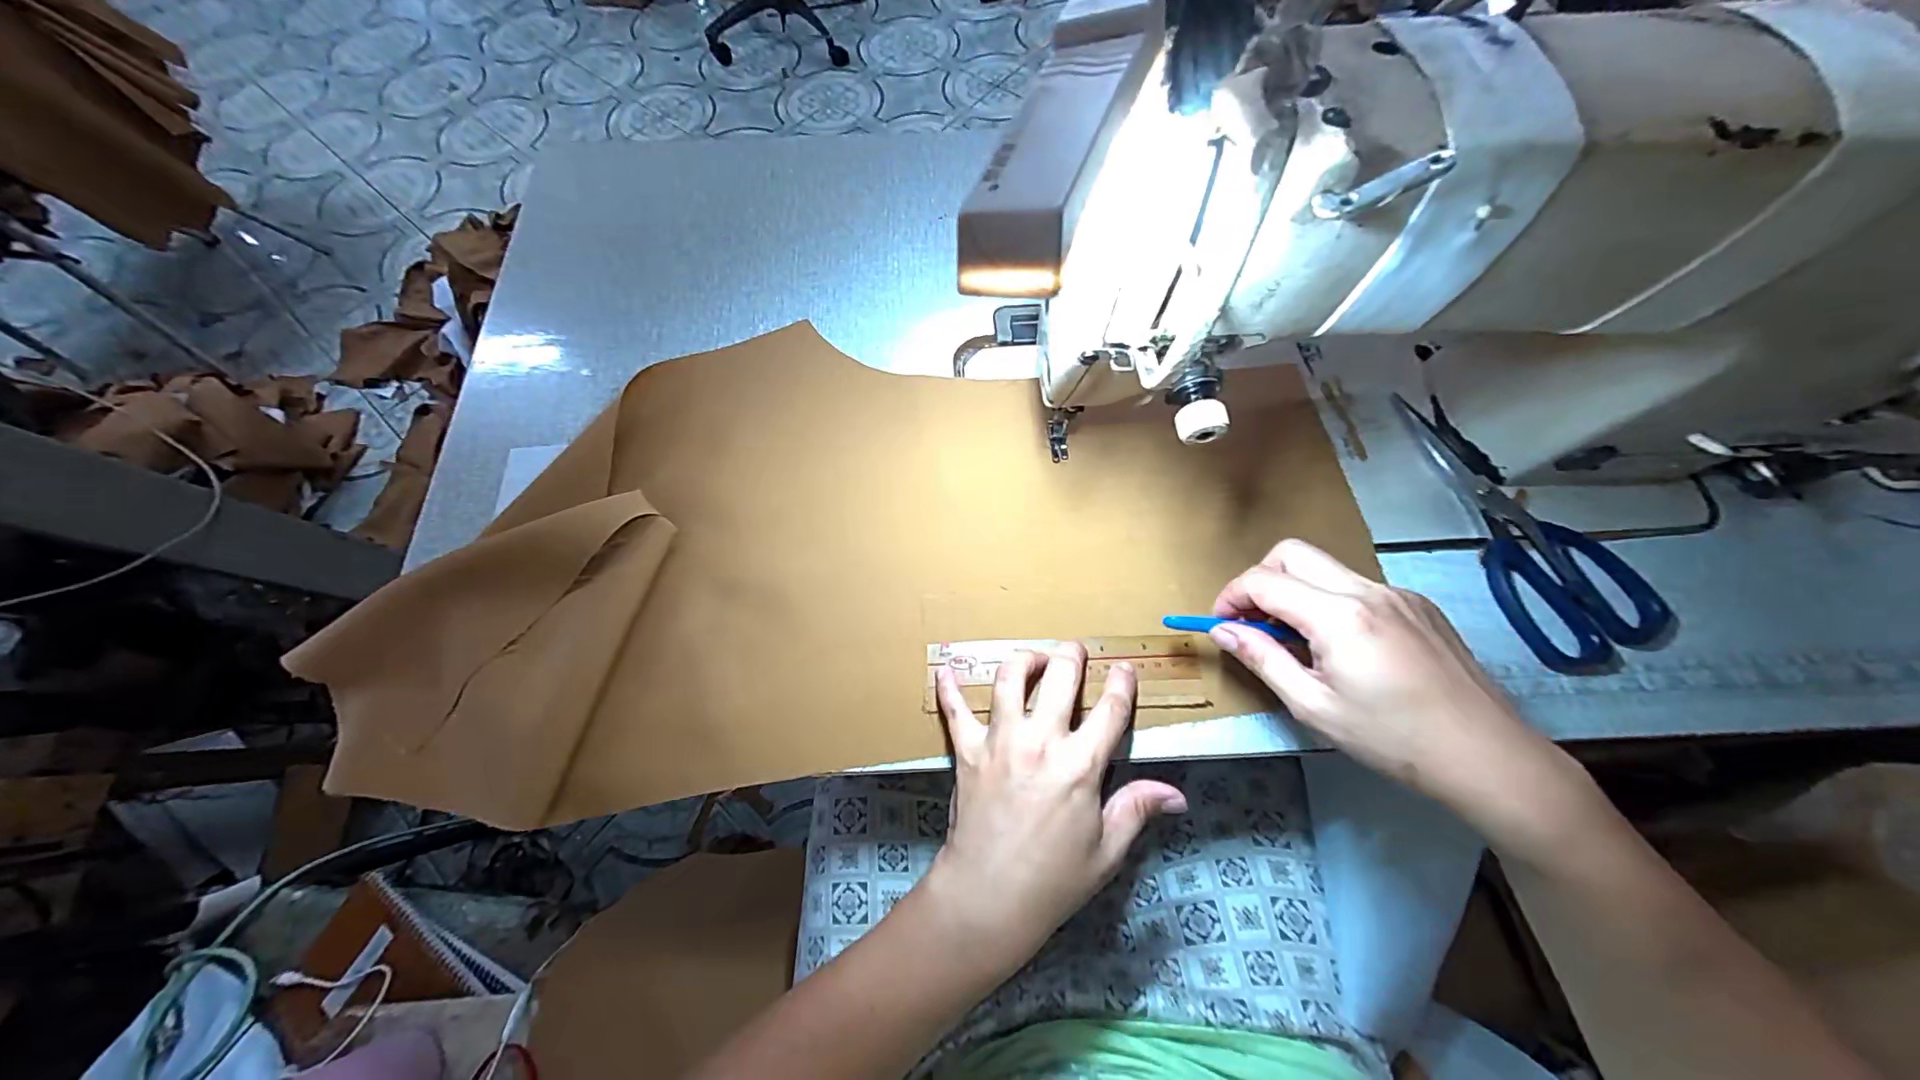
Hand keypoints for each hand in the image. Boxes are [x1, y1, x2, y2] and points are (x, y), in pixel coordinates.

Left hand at [922, 643, 1186, 961]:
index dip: (1122, 683)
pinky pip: (955, 711)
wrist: (988, 896)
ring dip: (1023, 660)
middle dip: (1071, 655)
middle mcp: (1041, 742)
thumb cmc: (1053, 879)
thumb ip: (1136, 810)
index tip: (1124, 667)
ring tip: (1031, 658)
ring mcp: (1000, 742)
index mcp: (1081, 765)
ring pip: (1009, 680)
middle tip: (1074, 650)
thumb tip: (1177, 795)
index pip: (1110, 710)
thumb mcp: (1106, 850)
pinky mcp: (968, 751)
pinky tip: (947, 671)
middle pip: (1059, 677)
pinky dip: (949, 689)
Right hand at [1209, 539, 1569, 821]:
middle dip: (1259, 579)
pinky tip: (1343, 647)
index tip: (1221, 624)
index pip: (1264, 580)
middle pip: (1292, 552)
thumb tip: (1224, 631)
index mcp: (1339, 615)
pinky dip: (1331, 603)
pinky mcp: (1418, 605)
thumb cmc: (1392, 739)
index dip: (1230, 597)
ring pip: (1326, 568)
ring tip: (1297, 641)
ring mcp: (1398, 594)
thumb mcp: (1313, 706)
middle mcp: (1368, 590)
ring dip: (1296, 591)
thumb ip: (1263, 659)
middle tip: (1254, 622)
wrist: (1487, 755)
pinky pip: (1358, 587)